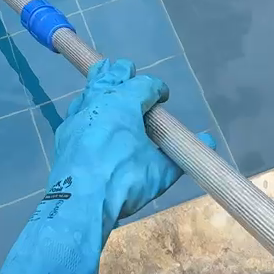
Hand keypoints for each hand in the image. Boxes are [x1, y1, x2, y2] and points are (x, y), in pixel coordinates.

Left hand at [0, 59, 205, 273]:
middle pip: (113, 74)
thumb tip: (208, 142)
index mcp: (124, 103)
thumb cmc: (125, 180)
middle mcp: (99, 101)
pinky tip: (90, 115)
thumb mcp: (161, 171)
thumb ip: (180, 154)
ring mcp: (78, 115)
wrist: (80, 202)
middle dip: (124, 72)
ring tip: (107, 80)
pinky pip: (78, 110)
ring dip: (102, 82)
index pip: (145, 84)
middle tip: (131, 72)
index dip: (157, 88)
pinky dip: (87, 107)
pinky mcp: (64, 132)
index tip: (164, 97)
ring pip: (91, 87)